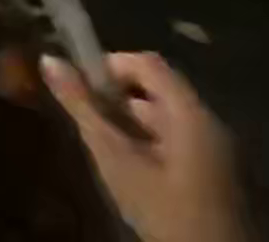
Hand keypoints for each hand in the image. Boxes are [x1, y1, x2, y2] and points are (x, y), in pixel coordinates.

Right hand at [43, 52, 250, 241]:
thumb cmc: (165, 210)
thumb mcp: (114, 157)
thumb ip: (81, 105)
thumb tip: (47, 58)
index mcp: (190, 114)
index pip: (146, 62)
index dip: (110, 64)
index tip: (83, 87)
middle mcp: (210, 123)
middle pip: (156, 86)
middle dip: (116, 94)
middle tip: (89, 117)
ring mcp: (220, 150)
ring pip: (164, 113)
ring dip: (130, 118)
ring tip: (105, 142)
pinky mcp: (220, 173)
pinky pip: (178, 136)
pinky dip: (149, 137)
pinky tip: (133, 164)